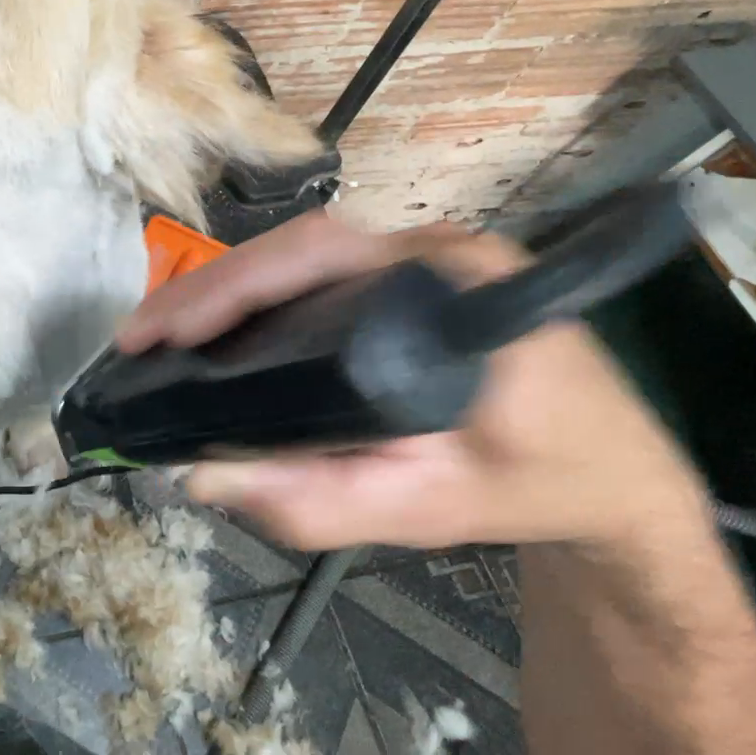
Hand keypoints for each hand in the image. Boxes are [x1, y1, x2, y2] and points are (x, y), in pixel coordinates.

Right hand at [117, 214, 709, 551]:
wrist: (618, 468)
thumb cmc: (538, 483)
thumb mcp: (430, 507)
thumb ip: (321, 501)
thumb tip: (202, 477)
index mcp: (454, 285)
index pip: (322, 257)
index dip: (235, 286)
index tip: (170, 332)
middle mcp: (432, 250)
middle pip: (295, 247)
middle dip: (206, 289)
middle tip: (137, 335)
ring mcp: (417, 255)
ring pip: (297, 254)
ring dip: (221, 288)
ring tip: (158, 331)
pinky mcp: (401, 273)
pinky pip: (312, 272)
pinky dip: (252, 295)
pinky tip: (213, 326)